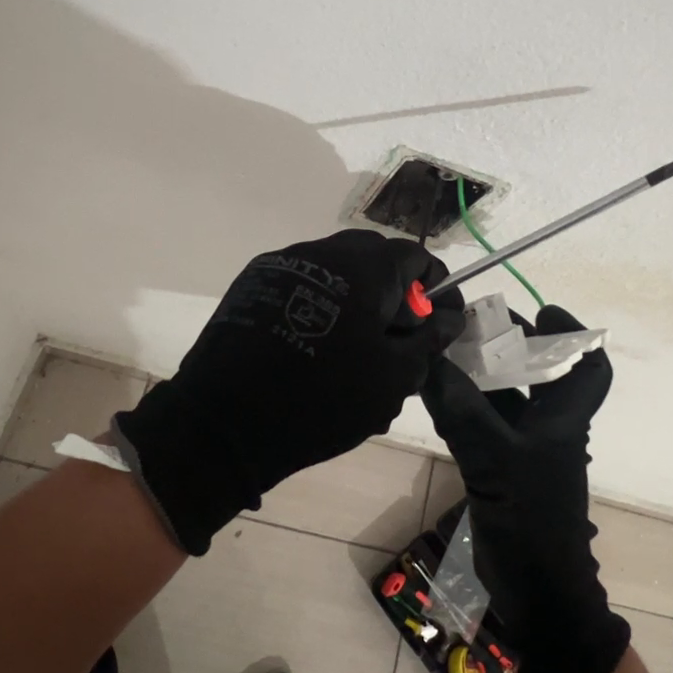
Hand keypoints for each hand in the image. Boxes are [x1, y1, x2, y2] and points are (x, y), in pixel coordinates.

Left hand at [113, 229, 464, 554]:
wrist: (225, 421)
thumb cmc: (323, 398)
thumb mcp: (392, 377)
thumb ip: (428, 340)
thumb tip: (447, 316)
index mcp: (365, 266)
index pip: (417, 257)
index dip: (436, 290)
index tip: (439, 325)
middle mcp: (325, 250)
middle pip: (376, 259)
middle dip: (396, 294)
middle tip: (398, 340)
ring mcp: (285, 263)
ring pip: (338, 270)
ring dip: (358, 299)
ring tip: (357, 349)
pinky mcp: (254, 283)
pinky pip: (305, 282)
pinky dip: (322, 304)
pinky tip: (316, 346)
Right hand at [420, 306, 628, 672]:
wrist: (537, 593)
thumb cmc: (531, 522)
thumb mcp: (495, 461)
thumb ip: (462, 411)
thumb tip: (430, 361)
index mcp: (564, 420)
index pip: (590, 366)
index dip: (573, 333)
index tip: (540, 310)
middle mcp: (549, 428)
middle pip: (540, 373)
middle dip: (512, 344)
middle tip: (474, 323)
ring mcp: (524, 451)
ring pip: (508, 397)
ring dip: (483, 373)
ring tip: (448, 349)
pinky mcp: (500, 471)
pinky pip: (483, 424)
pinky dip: (463, 404)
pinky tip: (435, 393)